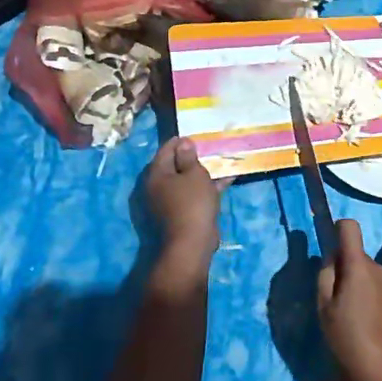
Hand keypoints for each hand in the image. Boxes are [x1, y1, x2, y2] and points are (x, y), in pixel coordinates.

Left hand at [144, 137, 223, 255]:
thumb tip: (183, 142)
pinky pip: (191, 195)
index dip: (181, 141)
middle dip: (192, 158)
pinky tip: (225, 182)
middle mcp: (156, 187)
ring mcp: (167, 202)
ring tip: (220, 164)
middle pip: (173, 166)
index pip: (165, 149)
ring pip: (185, 181)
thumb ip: (188, 157)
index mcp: (156, 174)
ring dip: (201, 173)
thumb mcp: (194, 174)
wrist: (191, 243)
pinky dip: (205, 188)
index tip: (196, 136)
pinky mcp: (179, 214)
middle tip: (209, 150)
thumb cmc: (192, 203)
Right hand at [317, 220, 381, 380]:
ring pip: (361, 270)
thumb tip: (330, 256)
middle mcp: (377, 267)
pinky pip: (370, 283)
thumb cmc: (350, 337)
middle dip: (338, 266)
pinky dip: (359, 293)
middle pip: (353, 252)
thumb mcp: (325, 306)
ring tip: (340, 313)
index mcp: (359, 264)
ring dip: (349, 282)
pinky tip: (356, 321)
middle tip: (327, 296)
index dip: (335, 229)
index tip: (323, 248)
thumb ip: (325, 275)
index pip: (350, 226)